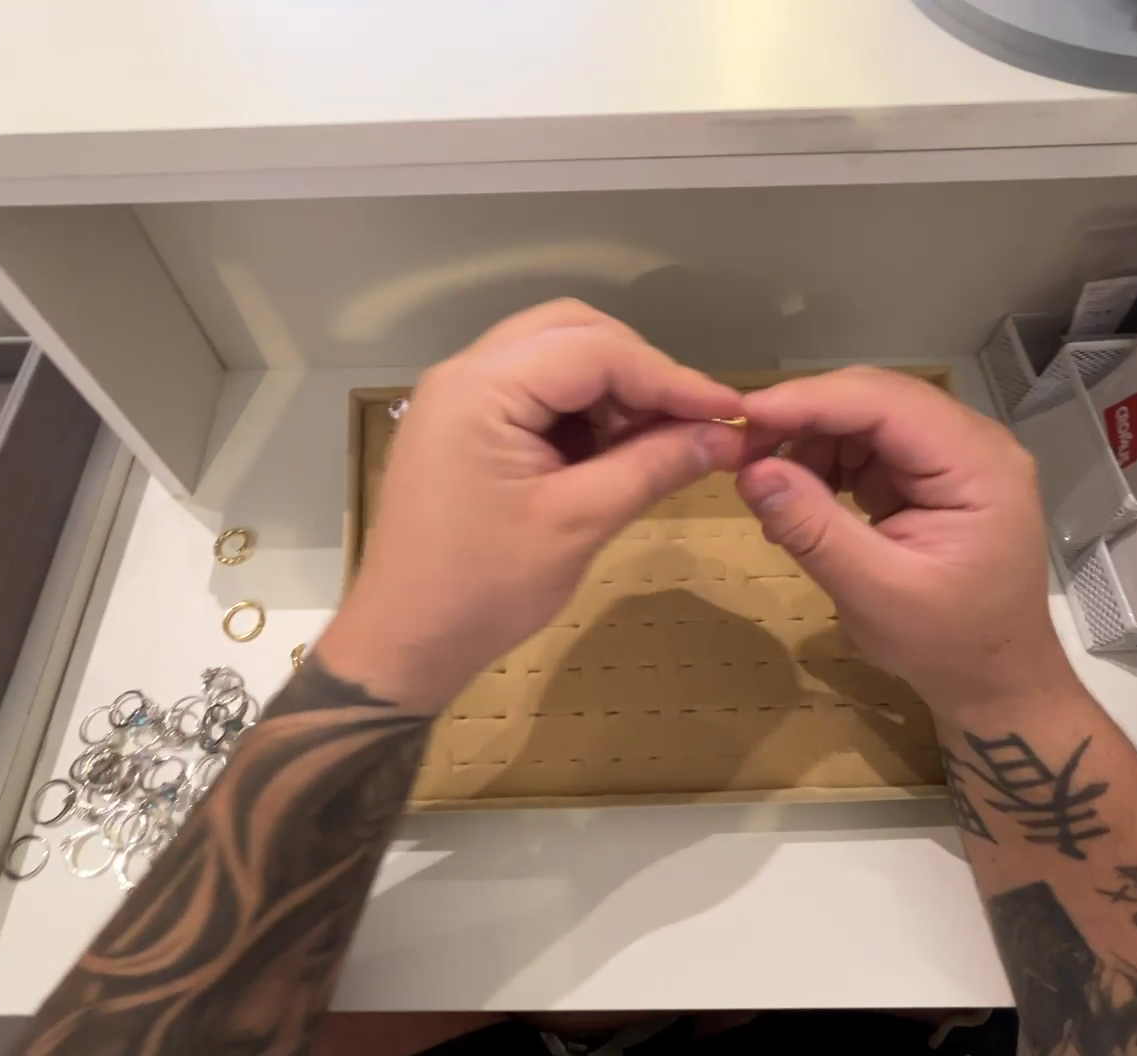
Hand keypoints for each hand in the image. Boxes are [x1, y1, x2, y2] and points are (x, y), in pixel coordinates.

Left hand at [320, 301, 747, 709]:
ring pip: (554, 359)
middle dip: (638, 370)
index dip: (670, 377)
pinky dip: (580, 412)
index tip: (729, 411)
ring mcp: (459, 399)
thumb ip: (654, 466)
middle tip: (687, 421)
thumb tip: (727, 436)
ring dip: (611, 390)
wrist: (407, 641)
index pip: (595, 350)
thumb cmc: (486, 588)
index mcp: (482, 387)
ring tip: (654, 440)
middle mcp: (465, 373)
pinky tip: (610, 450)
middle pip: (571, 333)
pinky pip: (534, 394)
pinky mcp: (463, 427)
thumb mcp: (579, 523)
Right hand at [734, 367, 1075, 715]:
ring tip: (773, 498)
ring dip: (808, 445)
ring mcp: (948, 456)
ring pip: (862, 419)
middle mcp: (970, 443)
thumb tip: (749, 473)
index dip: (811, 401)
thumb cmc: (945, 643)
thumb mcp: (873, 593)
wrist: (990, 677)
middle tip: (742, 452)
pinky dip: (822, 467)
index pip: (887, 404)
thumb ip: (812, 529)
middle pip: (874, 399)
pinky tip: (801, 507)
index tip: (744, 415)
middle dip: (803, 418)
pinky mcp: (924, 474)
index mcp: (978, 465)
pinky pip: (862, 448)